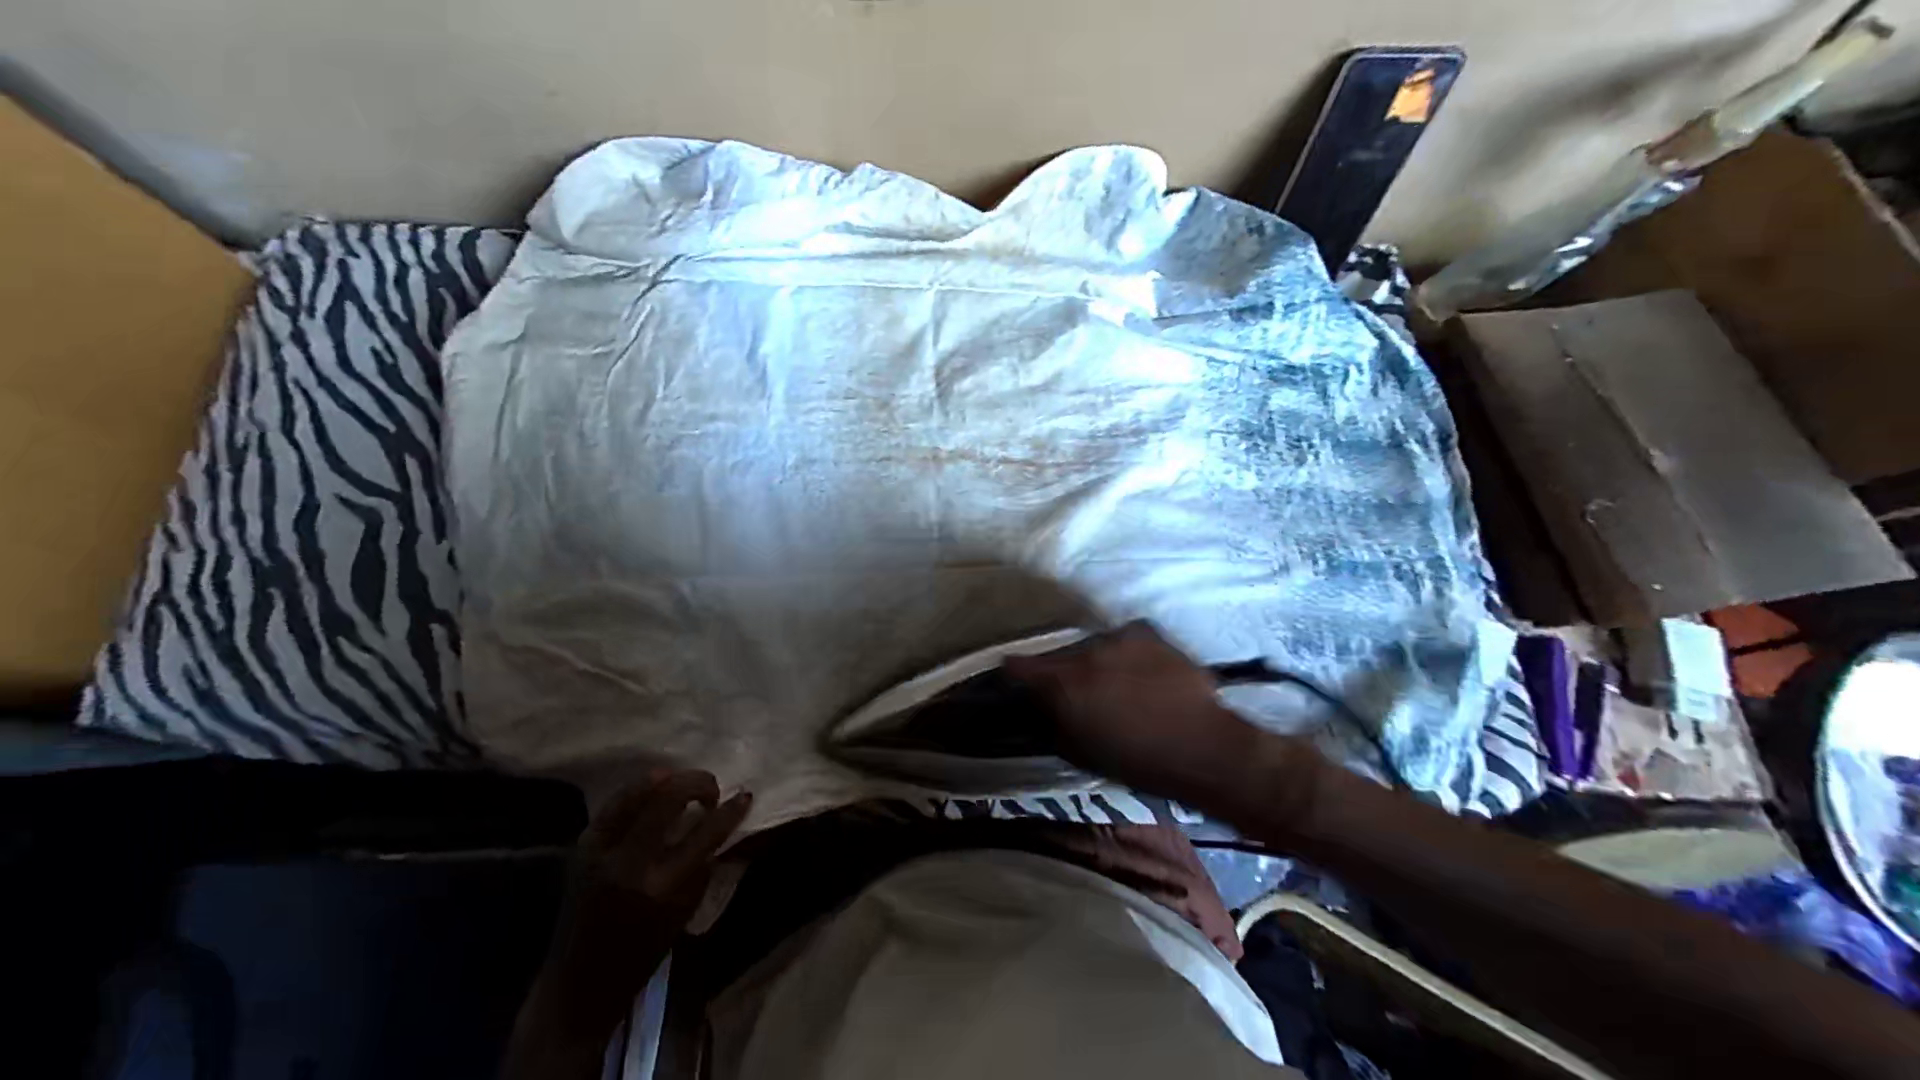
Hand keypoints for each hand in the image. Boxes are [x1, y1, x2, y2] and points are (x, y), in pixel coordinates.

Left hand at [516, 770, 750, 1051]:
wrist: (583, 978)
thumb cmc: (646, 948)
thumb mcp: (687, 907)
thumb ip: (705, 861)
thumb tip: (723, 821)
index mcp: (662, 885)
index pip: (706, 832)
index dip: (730, 809)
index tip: (745, 796)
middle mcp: (631, 862)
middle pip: (668, 797)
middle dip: (698, 783)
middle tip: (711, 790)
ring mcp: (601, 850)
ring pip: (637, 791)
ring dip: (667, 779)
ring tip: (683, 783)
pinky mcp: (583, 846)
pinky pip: (614, 804)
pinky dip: (638, 791)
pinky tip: (654, 791)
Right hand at [1003, 621, 1312, 812]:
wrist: (1200, 746)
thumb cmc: (1135, 760)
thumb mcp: (1079, 750)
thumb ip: (1052, 721)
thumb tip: (1039, 705)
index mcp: (1062, 682)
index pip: (1018, 666)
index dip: (1014, 673)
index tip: (1014, 679)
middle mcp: (1084, 651)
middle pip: (1059, 655)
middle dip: (1061, 671)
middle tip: (1075, 690)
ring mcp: (1118, 637)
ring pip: (1092, 646)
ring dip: (1094, 661)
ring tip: (1113, 682)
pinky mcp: (1148, 632)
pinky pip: (1124, 639)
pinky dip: (1125, 653)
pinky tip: (1140, 671)